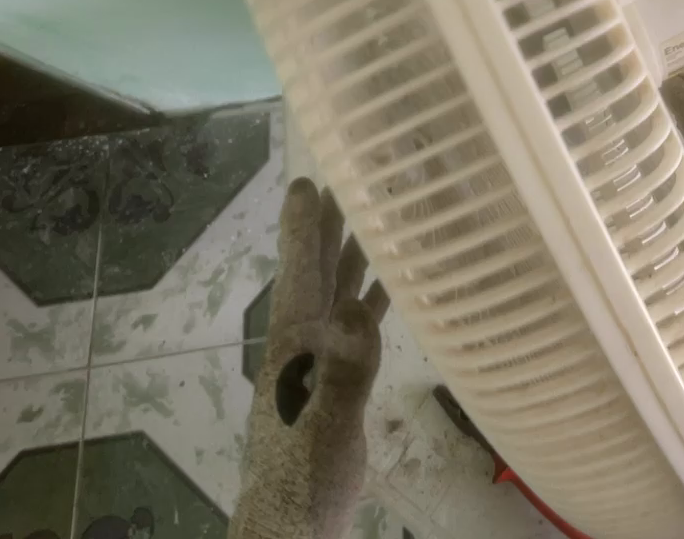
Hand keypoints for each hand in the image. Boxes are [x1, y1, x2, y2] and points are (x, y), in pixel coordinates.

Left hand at [232, 177, 388, 538]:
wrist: (294, 528)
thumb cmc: (304, 478)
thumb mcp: (324, 424)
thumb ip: (342, 366)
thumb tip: (358, 306)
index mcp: (295, 343)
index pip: (300, 272)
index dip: (304, 227)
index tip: (309, 182)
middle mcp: (305, 341)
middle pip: (317, 271)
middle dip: (328, 226)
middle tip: (348, 180)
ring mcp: (321, 360)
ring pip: (337, 292)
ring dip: (351, 253)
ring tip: (371, 217)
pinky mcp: (340, 378)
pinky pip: (357, 322)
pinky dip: (372, 295)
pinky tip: (390, 284)